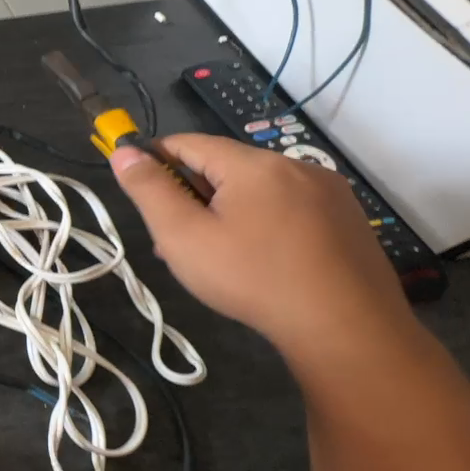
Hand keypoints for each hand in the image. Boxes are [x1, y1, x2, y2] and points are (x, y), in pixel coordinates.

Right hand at [110, 133, 411, 354]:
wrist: (346, 327)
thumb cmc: (251, 277)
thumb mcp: (182, 234)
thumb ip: (149, 188)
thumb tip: (123, 152)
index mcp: (255, 166)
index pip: (188, 142)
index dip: (153, 158)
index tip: (136, 190)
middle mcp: (297, 167)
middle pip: (224, 165)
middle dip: (190, 193)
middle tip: (173, 237)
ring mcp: (329, 192)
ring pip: (255, 188)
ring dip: (222, 208)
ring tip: (210, 252)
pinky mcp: (346, 217)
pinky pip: (285, 205)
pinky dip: (257, 219)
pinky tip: (252, 256)